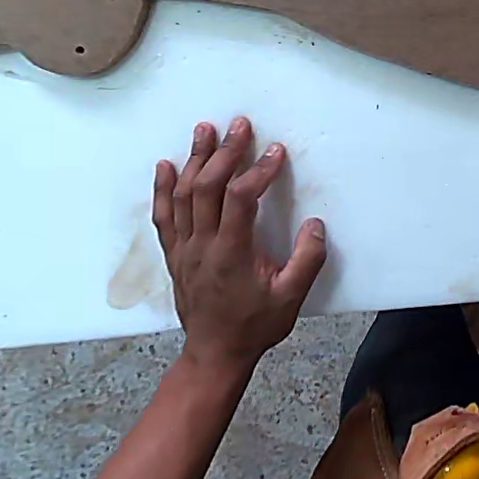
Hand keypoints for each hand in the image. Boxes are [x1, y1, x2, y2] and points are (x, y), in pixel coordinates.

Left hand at [153, 117, 327, 370]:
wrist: (215, 353)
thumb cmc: (255, 325)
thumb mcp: (291, 298)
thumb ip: (307, 260)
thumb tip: (316, 225)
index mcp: (231, 252)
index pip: (239, 199)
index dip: (258, 171)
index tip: (276, 152)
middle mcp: (202, 244)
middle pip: (206, 187)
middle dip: (225, 152)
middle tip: (240, 125)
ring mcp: (184, 248)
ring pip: (182, 195)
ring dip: (194, 159)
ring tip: (204, 130)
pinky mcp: (175, 254)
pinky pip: (163, 215)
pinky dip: (162, 188)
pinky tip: (165, 165)